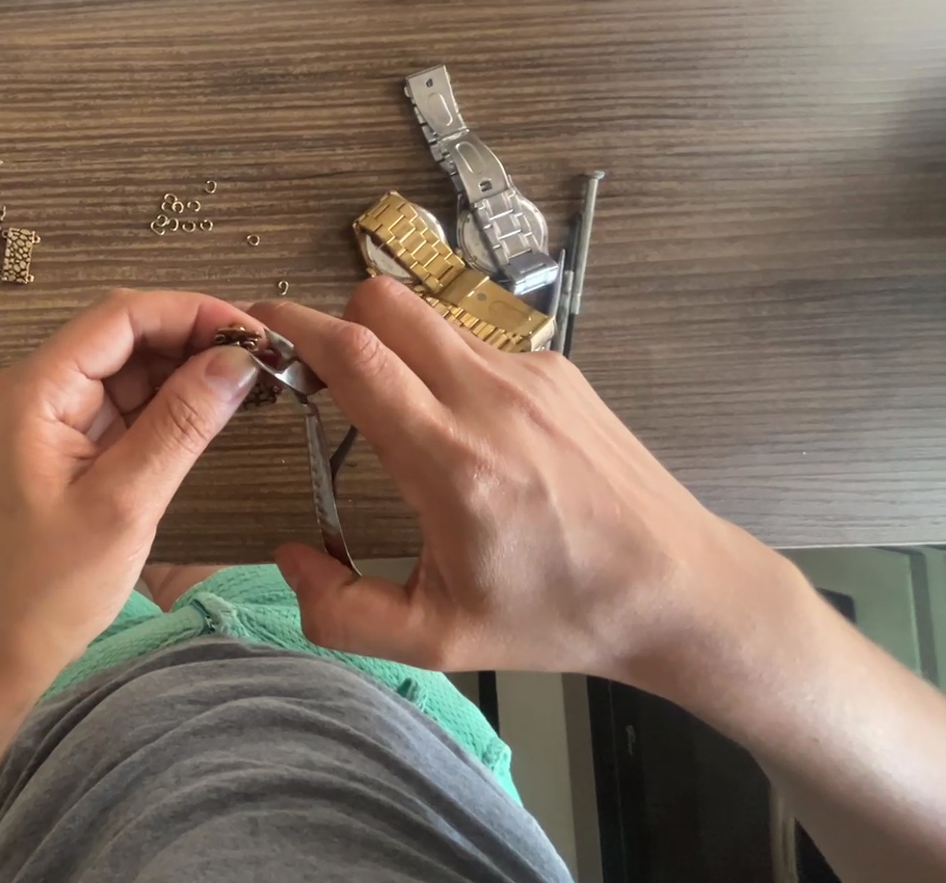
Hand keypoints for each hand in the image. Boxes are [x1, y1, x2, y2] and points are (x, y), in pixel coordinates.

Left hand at [0, 290, 261, 695]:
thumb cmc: (47, 587)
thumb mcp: (124, 503)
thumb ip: (181, 425)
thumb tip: (238, 361)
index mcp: (35, 389)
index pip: (119, 317)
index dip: (190, 311)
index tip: (254, 331)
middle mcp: (39, 387)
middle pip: (123, 334)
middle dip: (192, 336)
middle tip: (263, 358)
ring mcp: (52, 415)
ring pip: (128, 367)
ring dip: (185, 367)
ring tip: (250, 380)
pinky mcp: (67, 442)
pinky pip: (124, 404)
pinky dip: (168, 401)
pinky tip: (212, 406)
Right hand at [251, 276, 791, 686]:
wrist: (690, 597)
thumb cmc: (555, 617)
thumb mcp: (436, 640)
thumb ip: (340, 611)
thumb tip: (288, 556)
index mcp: (451, 462)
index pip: (356, 356)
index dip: (294, 327)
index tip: (255, 326)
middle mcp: (488, 399)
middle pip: (382, 304)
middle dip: (333, 323)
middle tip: (319, 375)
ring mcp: (529, 374)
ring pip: (422, 317)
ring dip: (383, 344)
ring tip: (390, 406)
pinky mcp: (556, 370)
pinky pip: (465, 341)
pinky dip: (434, 363)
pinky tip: (459, 423)